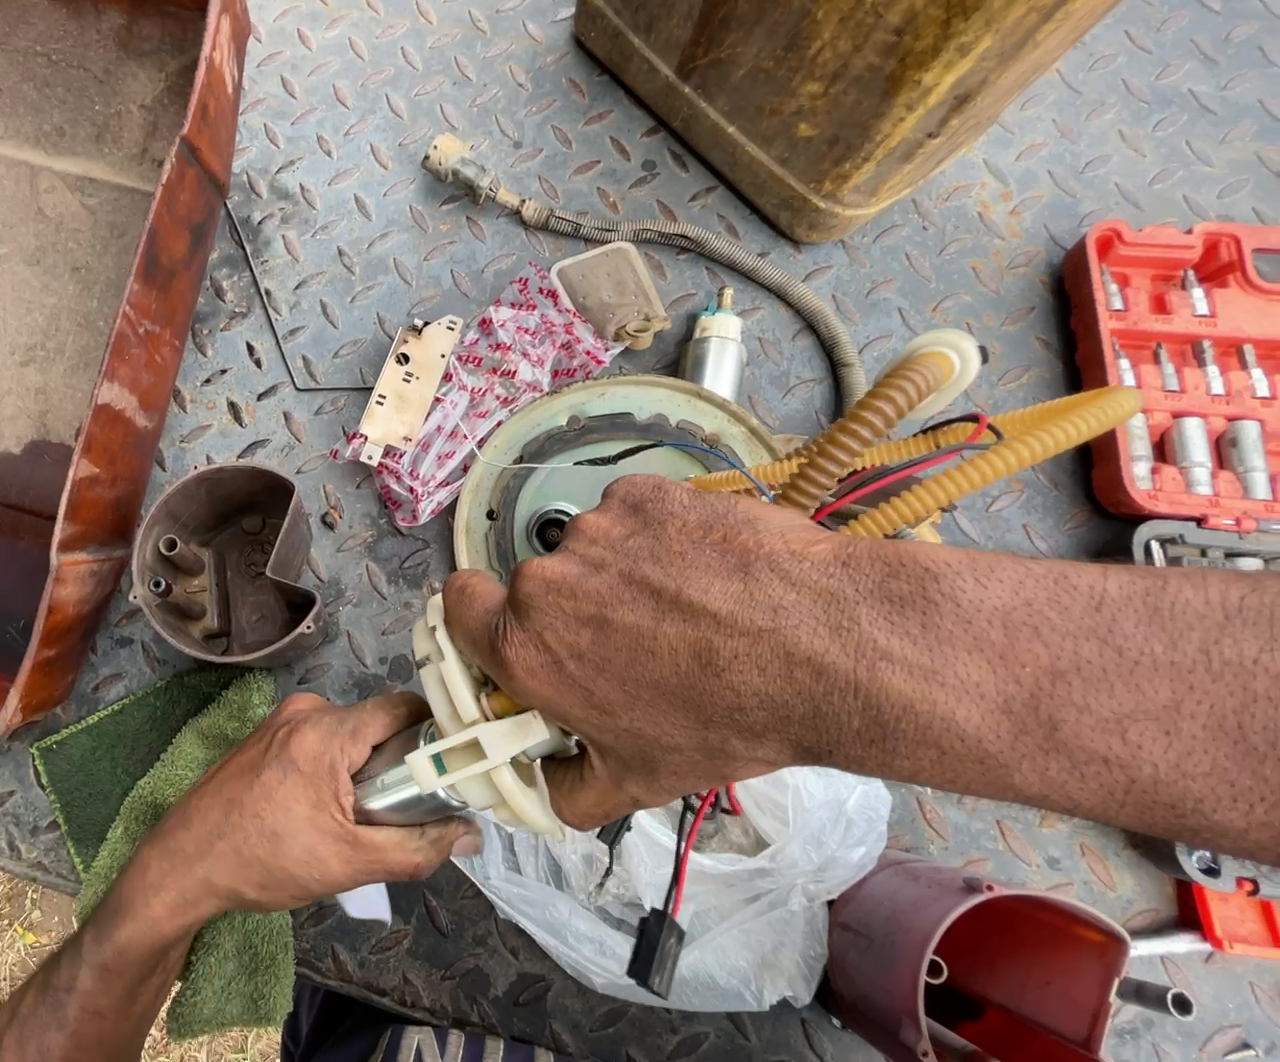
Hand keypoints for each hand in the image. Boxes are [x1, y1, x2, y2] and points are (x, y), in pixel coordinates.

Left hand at [134, 692, 479, 920]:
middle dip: (395, 766)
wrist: (183, 864)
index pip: (404, 709)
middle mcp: (305, 709)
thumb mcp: (347, 863)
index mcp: (326, 728)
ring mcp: (282, 720)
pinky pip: (323, 742)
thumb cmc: (263, 860)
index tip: (446, 777)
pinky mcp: (268, 736)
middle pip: (377, 725)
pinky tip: (322, 812)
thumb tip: (469, 835)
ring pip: (351, 736)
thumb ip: (415, 848)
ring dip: (365, 772)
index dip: (433, 740)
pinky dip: (337, 770)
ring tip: (355, 821)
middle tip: (396, 814)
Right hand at [444, 475, 861, 828]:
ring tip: (687, 604)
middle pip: (537, 586)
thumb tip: (541, 784)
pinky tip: (705, 567)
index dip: (480, 615)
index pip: (456, 602)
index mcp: (527, 647)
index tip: (518, 629)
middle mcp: (545, 580)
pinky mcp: (642, 494)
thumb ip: (567, 791)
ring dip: (620, 572)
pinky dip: (657, 536)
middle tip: (635, 638)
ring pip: (590, 550)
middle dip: (573, 610)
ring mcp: (594, 529)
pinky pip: (631, 516)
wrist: (828, 646)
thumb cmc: (727, 720)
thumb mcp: (639, 782)